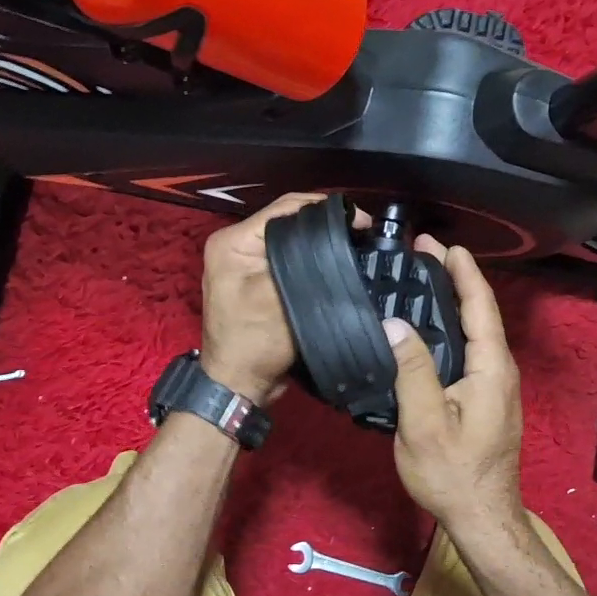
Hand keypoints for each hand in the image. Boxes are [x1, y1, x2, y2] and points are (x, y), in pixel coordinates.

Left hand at [198, 192, 360, 402]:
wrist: (239, 387)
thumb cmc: (256, 341)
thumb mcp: (280, 296)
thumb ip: (306, 261)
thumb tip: (343, 239)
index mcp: (232, 241)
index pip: (284, 208)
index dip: (325, 209)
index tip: (363, 221)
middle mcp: (235, 245)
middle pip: (288, 222)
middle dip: (325, 224)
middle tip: (364, 232)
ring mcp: (245, 264)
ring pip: (291, 241)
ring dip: (320, 242)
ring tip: (356, 244)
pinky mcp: (257, 280)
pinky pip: (288, 260)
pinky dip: (310, 259)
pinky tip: (336, 262)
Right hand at [383, 238, 525, 532]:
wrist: (482, 518)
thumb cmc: (453, 474)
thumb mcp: (424, 424)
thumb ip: (413, 371)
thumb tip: (396, 323)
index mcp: (491, 368)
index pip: (480, 306)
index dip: (463, 272)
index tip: (443, 244)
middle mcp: (499, 370)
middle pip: (480, 313)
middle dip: (455, 279)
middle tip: (422, 253)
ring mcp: (495, 385)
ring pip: (475, 331)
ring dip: (452, 302)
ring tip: (421, 280)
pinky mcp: (484, 398)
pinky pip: (469, 349)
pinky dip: (451, 327)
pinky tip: (426, 328)